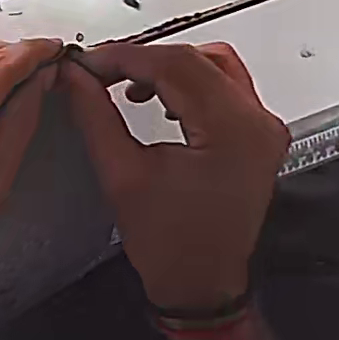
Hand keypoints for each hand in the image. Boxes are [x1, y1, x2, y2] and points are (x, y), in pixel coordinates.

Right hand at [58, 42, 289, 311]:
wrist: (200, 282)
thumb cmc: (169, 243)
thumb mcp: (120, 173)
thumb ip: (95, 115)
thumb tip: (76, 78)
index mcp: (232, 132)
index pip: (173, 66)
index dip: (123, 57)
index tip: (89, 62)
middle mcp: (257, 123)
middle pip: (194, 59)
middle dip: (140, 58)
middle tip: (99, 70)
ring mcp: (263, 127)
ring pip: (212, 64)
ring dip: (166, 65)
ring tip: (126, 82)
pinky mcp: (256, 134)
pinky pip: (222, 85)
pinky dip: (186, 80)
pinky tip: (157, 96)